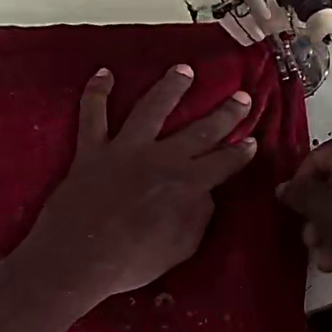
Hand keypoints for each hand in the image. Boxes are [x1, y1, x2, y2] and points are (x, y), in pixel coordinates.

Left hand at [13, 65, 257, 306]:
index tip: (253, 140)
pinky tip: (104, 73)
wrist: (78, 259)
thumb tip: (206, 194)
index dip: (241, 151)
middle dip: (225, 113)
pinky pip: (93, 115)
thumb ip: (198, 217)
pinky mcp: (92, 150)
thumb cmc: (132, 262)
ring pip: (152, 108)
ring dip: (171, 87)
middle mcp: (161, 158)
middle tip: (242, 96)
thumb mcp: (181, 248)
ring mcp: (125, 149)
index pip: (223, 162)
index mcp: (187, 184)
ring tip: (184, 70)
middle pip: (200, 130)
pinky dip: (97, 92)